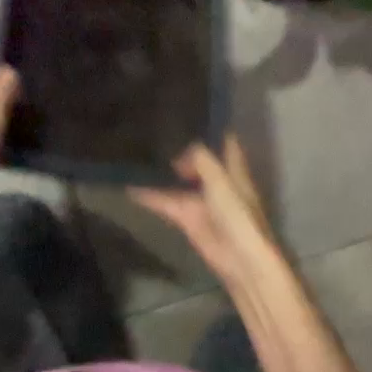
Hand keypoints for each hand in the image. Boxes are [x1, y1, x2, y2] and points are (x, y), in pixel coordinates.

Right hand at [129, 136, 278, 292]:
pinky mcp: (187, 218)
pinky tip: (131, 186)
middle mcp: (216, 181)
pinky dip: (150, 196)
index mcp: (233, 169)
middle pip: (198, 160)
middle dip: (182, 148)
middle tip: (156, 130)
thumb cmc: (238, 214)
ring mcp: (201, 200)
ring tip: (139, 153)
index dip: (213, 128)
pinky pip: (166, 202)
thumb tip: (182, 152)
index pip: (225, 143)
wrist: (240, 258)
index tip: (194, 112)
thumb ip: (201, 159)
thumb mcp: (220, 180)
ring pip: (179, 181)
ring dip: (163, 172)